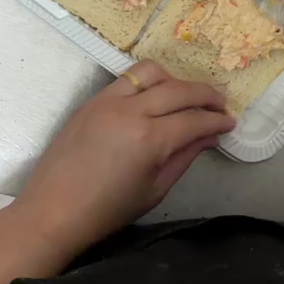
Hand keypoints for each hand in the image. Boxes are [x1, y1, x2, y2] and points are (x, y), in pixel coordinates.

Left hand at [8, 61, 235, 256]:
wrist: (52, 210)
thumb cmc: (107, 211)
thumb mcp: (155, 189)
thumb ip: (185, 157)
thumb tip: (210, 136)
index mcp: (149, 139)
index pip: (194, 120)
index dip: (217, 120)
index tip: (230, 122)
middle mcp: (130, 111)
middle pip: (179, 89)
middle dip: (206, 94)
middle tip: (221, 103)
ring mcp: (108, 101)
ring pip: (151, 72)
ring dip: (175, 80)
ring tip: (187, 95)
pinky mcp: (92, 100)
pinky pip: (126, 79)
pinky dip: (148, 82)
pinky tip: (156, 97)